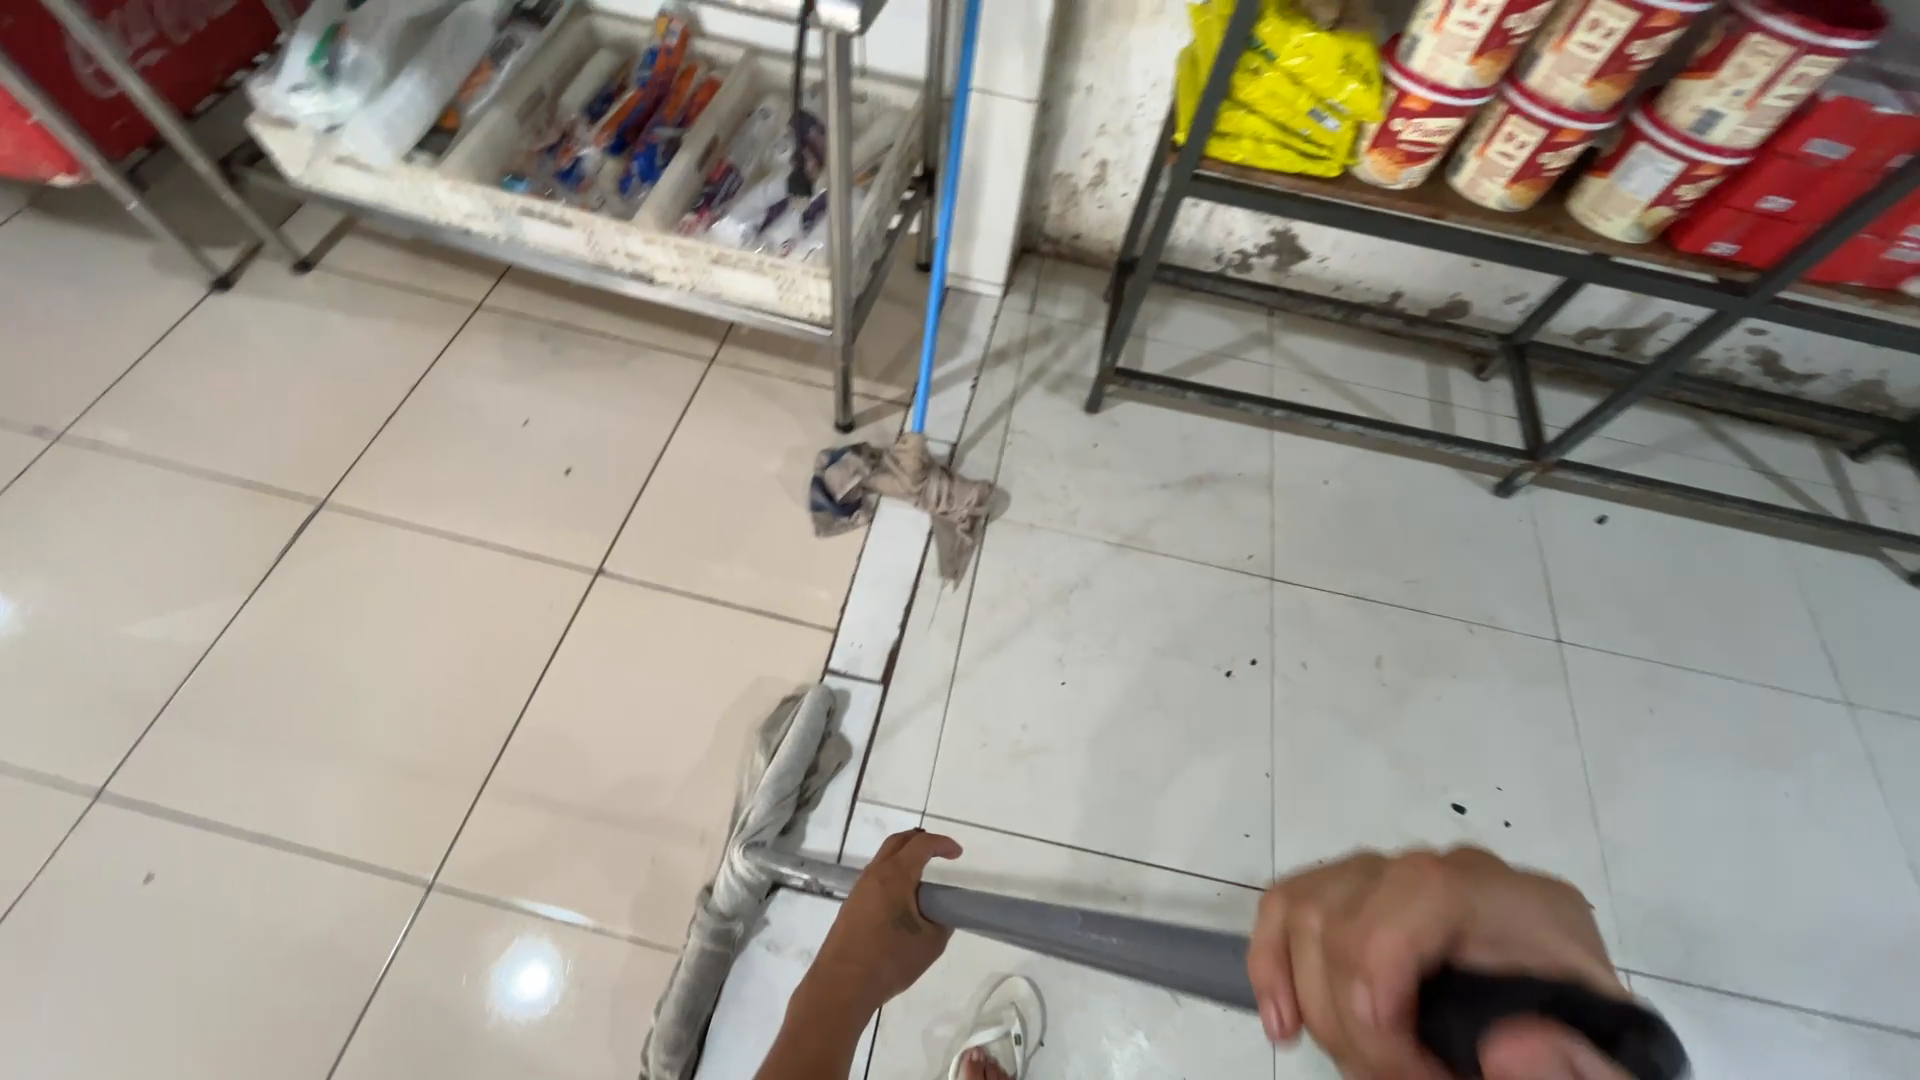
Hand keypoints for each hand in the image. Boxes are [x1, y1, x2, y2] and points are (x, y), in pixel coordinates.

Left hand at [806, 829, 963, 1015]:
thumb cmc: (889, 961)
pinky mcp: (850, 906)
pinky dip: (893, 877)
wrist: (841, 986)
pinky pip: (875, 878)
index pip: (921, 844)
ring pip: (884, 860)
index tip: (957, 854)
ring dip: (904, 859)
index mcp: (895, 876)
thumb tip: (940, 914)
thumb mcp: (930, 944)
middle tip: (939, 853)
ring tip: (922, 881)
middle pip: (898, 842)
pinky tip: (901, 902)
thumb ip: (941, 922)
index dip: (943, 844)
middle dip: (921, 842)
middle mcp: (874, 874)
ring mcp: (859, 889)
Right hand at [1247, 847, 1629, 1079]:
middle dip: (1350, 1015)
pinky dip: (1271, 963)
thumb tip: (1507, 1045)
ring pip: (1305, 907)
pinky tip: (1284, 1025)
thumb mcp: (1611, 1076)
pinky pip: (1285, 905)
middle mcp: (1448, 869)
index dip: (1383, 966)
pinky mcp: (1350, 894)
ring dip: (1312, 1001)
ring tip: (1357, 1069)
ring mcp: (1390, 875)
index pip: (1422, 890)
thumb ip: (1587, 1073)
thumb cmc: (1578, 1059)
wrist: (1560, 1055)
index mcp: (1520, 904)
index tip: (1396, 1064)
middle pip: (1351, 908)